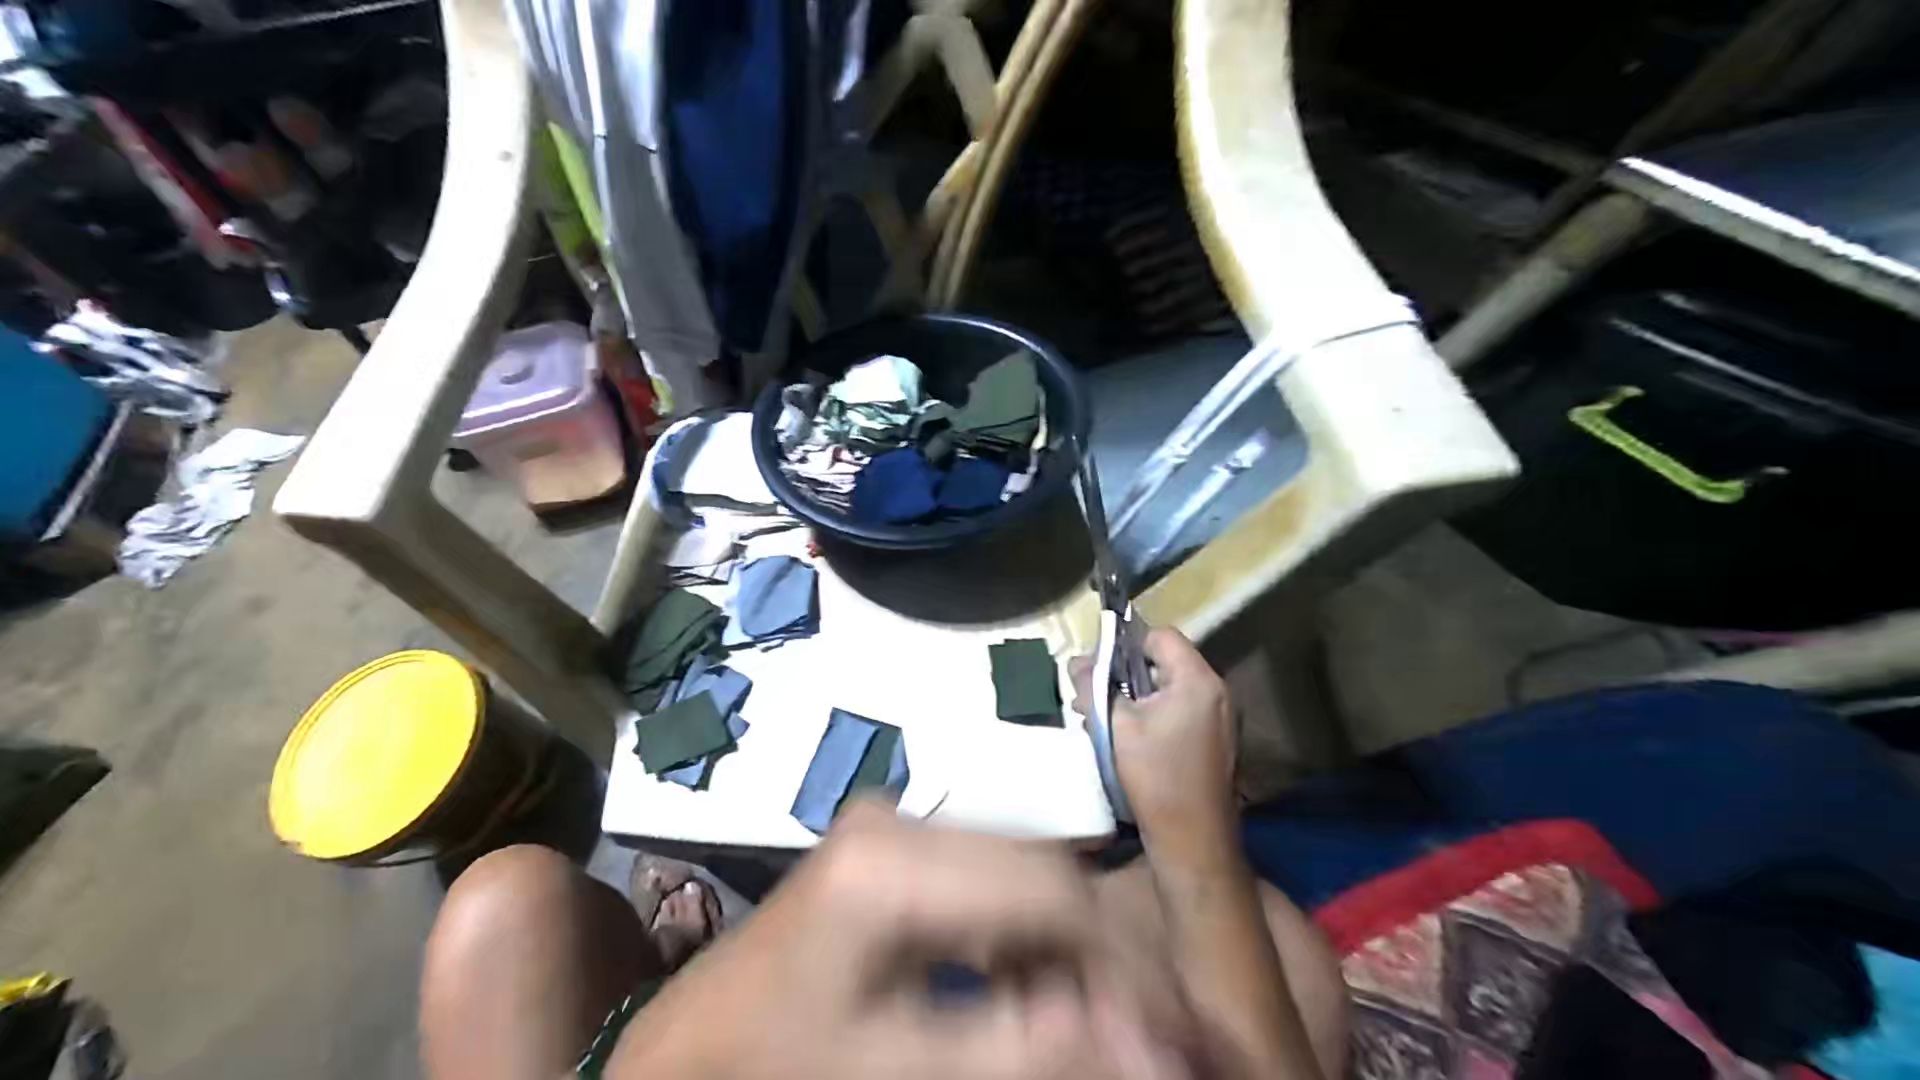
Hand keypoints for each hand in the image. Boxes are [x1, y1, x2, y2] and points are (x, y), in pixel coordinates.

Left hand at [611, 802, 1199, 1079]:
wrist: (685, 1046)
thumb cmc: (778, 1062)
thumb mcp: (896, 1069)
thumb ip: (1020, 1051)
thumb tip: (1147, 1047)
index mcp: (888, 862)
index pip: (1043, 886)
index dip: (1118, 960)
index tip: (1170, 1034)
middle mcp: (898, 819)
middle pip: (1039, 869)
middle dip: (1101, 952)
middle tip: (1145, 1032)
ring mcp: (893, 824)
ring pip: (1021, 869)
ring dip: (1067, 944)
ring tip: (1095, 1016)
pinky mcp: (892, 845)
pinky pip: (986, 877)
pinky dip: (1024, 934)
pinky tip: (1035, 986)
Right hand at [1072, 628, 1236, 856]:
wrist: (1194, 841)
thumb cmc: (1155, 777)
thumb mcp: (1114, 726)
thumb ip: (1093, 685)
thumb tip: (1076, 661)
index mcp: (1197, 680)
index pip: (1161, 635)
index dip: (1127, 645)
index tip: (1101, 670)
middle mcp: (1217, 691)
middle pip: (1164, 662)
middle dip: (1124, 675)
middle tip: (1094, 698)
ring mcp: (1221, 717)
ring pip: (1169, 689)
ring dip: (1135, 698)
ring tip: (1105, 722)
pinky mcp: (1216, 740)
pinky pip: (1180, 710)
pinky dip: (1153, 716)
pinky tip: (1129, 741)